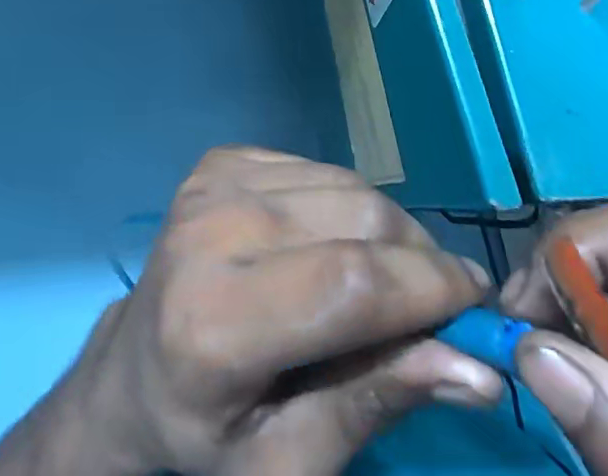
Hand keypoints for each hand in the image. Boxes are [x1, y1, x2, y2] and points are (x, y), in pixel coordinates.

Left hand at [0, 147, 502, 475]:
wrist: (127, 383)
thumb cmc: (207, 441)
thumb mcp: (289, 460)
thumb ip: (378, 399)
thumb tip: (480, 367)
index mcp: (213, 322)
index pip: (352, 281)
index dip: (431, 289)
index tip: (479, 308)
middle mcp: (207, 231)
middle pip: (359, 216)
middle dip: (420, 259)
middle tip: (437, 305)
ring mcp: (210, 184)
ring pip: (348, 183)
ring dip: (389, 232)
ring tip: (387, 281)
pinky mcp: (219, 161)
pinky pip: (320, 168)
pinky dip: (347, 207)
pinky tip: (332, 245)